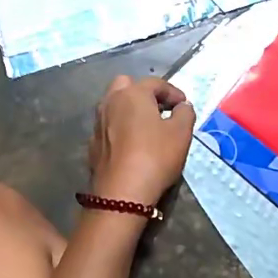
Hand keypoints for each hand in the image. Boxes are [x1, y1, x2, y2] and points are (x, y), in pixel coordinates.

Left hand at [87, 76, 194, 211]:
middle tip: (160, 109)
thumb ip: (185, 113)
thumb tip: (182, 106)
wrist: (122, 193)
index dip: (173, 92)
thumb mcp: (181, 133)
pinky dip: (120, 128)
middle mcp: (110, 102)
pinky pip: (108, 127)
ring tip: (146, 126)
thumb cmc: (155, 156)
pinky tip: (131, 145)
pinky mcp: (92, 144)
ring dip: (129, 110)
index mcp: (132, 94)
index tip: (183, 105)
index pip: (155, 83)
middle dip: (144, 93)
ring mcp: (98, 124)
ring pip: (113, 106)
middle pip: (126, 86)